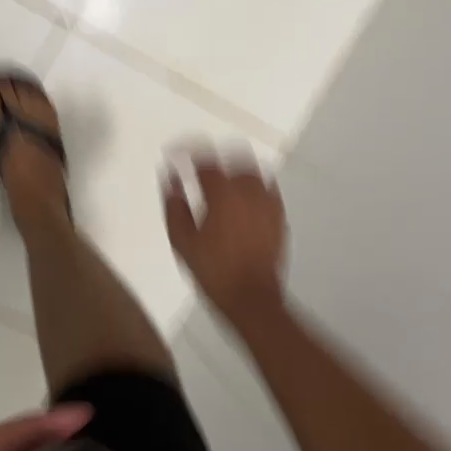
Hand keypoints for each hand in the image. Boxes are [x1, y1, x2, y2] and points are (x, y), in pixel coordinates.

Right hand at [164, 146, 287, 325]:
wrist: (250, 298)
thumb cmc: (213, 271)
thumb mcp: (181, 241)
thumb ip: (174, 205)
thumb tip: (170, 180)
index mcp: (222, 195)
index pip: (205, 161)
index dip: (188, 152)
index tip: (176, 153)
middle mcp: (249, 193)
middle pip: (235, 157)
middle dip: (216, 155)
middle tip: (201, 163)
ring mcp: (268, 204)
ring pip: (255, 171)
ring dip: (237, 167)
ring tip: (224, 176)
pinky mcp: (279, 218)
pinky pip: (270, 190)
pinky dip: (257, 185)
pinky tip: (247, 195)